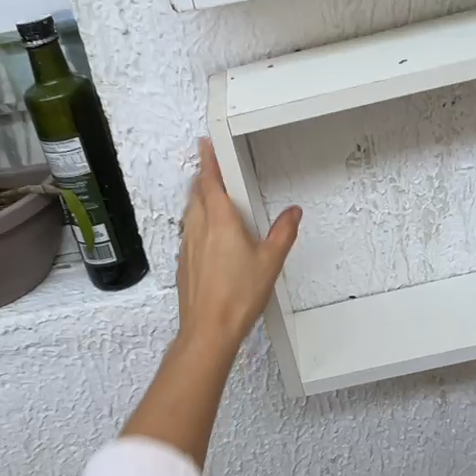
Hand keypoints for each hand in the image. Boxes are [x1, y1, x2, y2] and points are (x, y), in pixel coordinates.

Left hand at [175, 138, 301, 347]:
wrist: (208, 330)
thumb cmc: (236, 298)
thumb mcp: (270, 261)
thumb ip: (283, 233)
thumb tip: (292, 213)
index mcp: (220, 222)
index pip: (210, 181)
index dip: (208, 160)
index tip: (205, 145)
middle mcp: (199, 229)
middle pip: (196, 193)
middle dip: (203, 177)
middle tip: (210, 167)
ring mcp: (188, 246)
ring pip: (190, 212)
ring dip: (198, 199)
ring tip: (209, 196)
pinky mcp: (184, 263)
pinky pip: (188, 233)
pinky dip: (196, 223)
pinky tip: (207, 235)